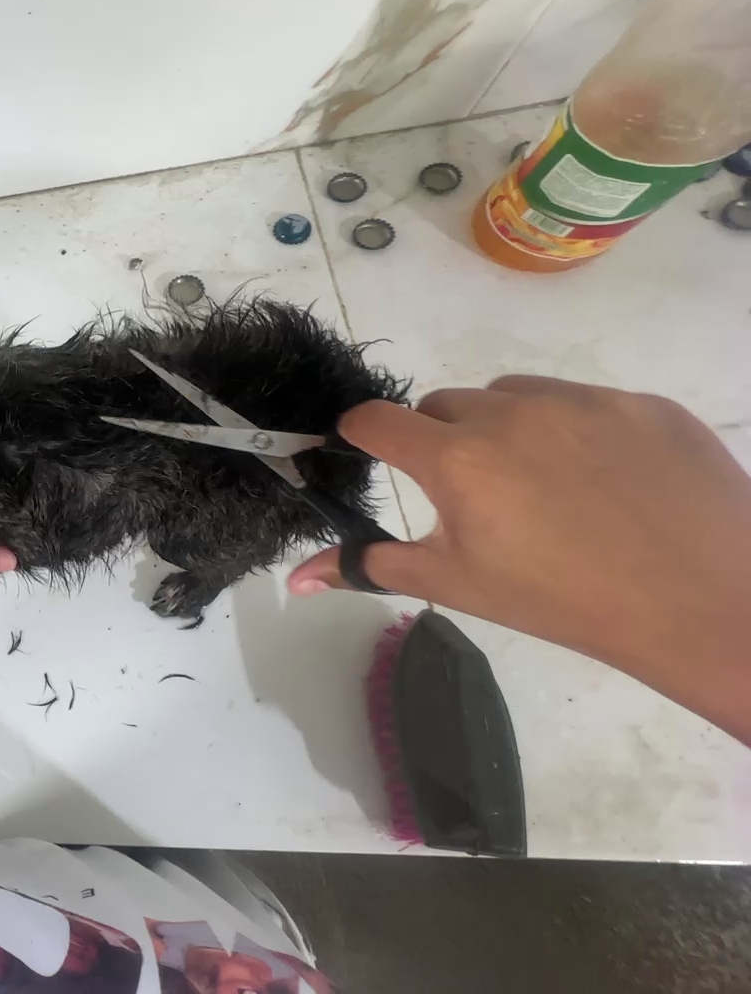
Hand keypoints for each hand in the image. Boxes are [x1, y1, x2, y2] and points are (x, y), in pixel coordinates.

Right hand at [288, 377, 750, 739]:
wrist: (717, 607)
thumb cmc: (560, 598)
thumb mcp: (451, 583)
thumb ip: (364, 566)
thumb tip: (294, 580)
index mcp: (454, 458)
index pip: (372, 419)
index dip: (360, 436)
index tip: (371, 457)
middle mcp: (509, 415)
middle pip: (437, 405)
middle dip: (435, 437)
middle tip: (465, 489)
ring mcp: (583, 404)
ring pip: (505, 394)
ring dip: (497, 423)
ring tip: (532, 478)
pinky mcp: (645, 405)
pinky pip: (577, 399)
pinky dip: (566, 426)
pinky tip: (597, 476)